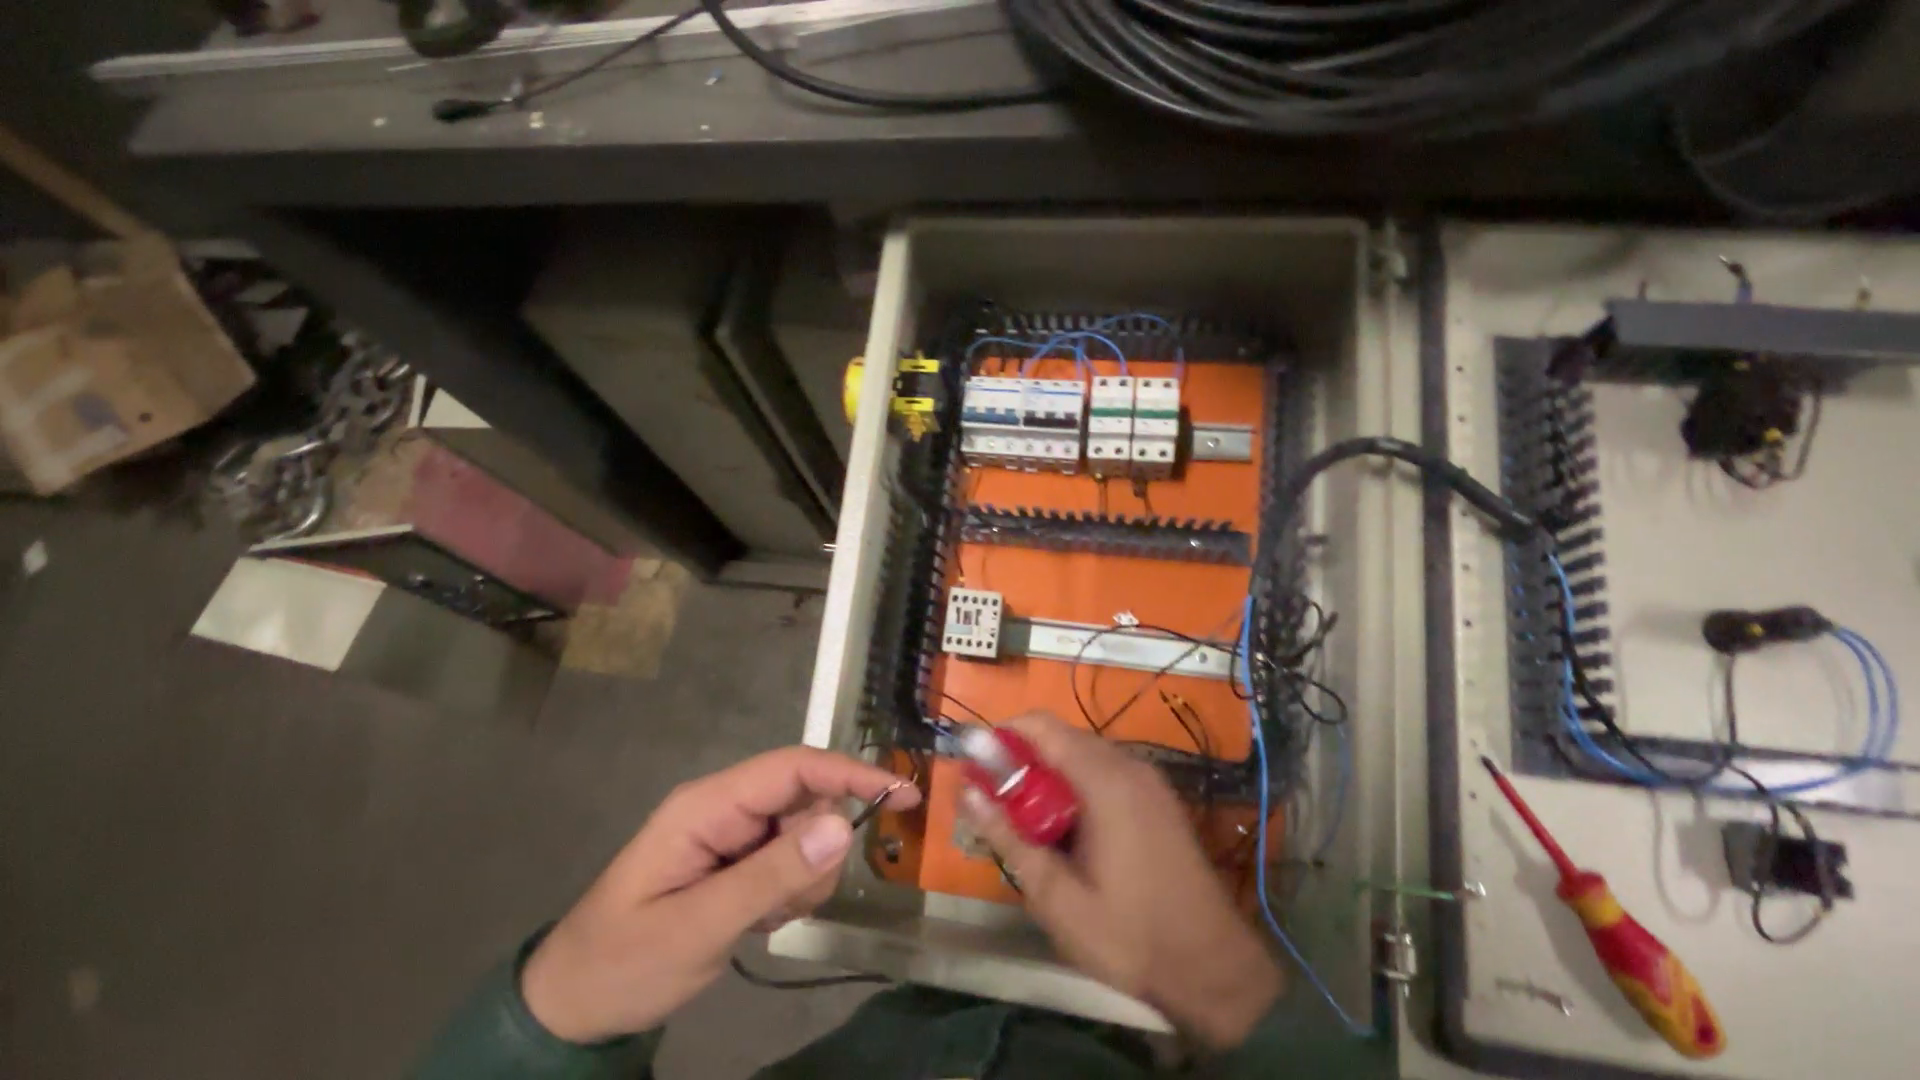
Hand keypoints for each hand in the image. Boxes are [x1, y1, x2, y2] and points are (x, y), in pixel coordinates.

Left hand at [520, 747, 919, 1041]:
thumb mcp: (697, 925)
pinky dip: (792, 894)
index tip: (903, 794)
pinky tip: (759, 923)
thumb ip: (771, 875)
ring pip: (807, 836)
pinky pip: (793, 864)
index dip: (851, 774)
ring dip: (803, 880)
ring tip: (762, 921)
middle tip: (787, 906)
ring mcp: (733, 836)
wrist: (575, 1005)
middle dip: (816, 852)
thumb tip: (843, 825)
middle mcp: (725, 809)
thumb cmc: (624, 961)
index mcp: (708, 805)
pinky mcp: (739, 864)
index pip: (794, 768)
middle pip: (807, 803)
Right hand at [962, 712, 1281, 1048]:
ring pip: (1082, 758)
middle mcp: (1130, 767)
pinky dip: (1076, 792)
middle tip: (997, 815)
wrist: (1212, 969)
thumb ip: (1009, 837)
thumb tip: (966, 792)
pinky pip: (1105, 776)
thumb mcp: (1055, 895)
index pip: (1040, 726)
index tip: (975, 776)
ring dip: (1048, 783)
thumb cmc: (1129, 935)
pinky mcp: (1159, 802)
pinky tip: (1068, 840)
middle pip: (1060, 740)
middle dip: (1021, 767)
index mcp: (1104, 780)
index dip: (1000, 740)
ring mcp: (1150, 783)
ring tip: (1030, 835)